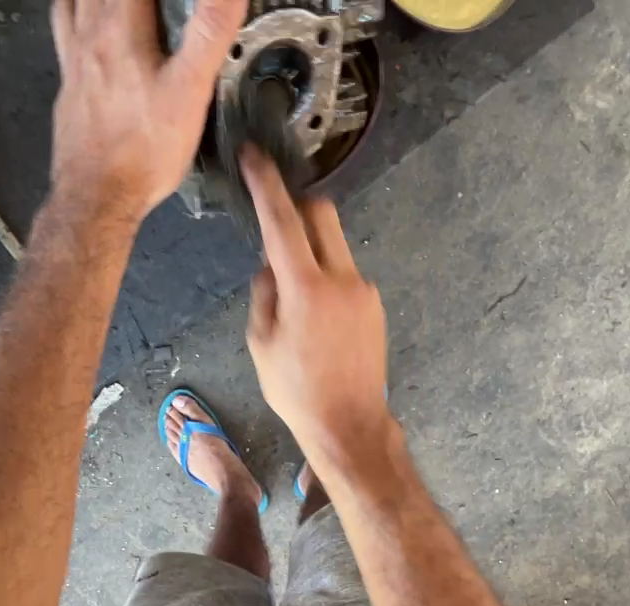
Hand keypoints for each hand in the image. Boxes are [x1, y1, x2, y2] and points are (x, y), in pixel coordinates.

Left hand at [49, 0, 242, 223]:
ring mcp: (73, 66)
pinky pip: (65, 41)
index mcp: (120, 29)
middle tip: (153, 5)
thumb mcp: (189, 92)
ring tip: (115, 4)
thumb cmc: (142, 153)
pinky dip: (75, 23)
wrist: (97, 199)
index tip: (173, 1)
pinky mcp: (68, 93)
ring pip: (73, 4)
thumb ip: (209, 33)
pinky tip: (90, 38)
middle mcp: (89, 38)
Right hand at [243, 146, 394, 465]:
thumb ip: (264, 294)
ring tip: (296, 303)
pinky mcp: (375, 305)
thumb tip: (272, 266)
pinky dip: (327, 281)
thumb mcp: (260, 345)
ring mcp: (364, 290)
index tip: (254, 156)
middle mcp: (342, 278)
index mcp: (306, 288)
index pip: (282, 220)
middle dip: (298, 207)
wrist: (348, 424)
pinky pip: (346, 277)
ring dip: (312, 253)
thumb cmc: (295, 391)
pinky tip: (318, 321)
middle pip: (322, 214)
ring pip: (335, 247)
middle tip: (278, 225)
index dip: (265, 184)